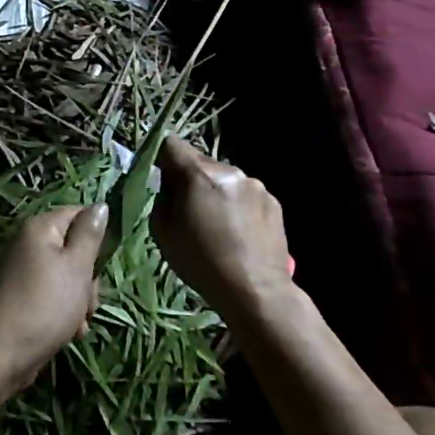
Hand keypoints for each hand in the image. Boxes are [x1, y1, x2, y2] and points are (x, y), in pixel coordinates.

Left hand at [0, 204, 105, 390]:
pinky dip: (66, 310)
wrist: (1, 353)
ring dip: (80, 298)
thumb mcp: (77, 267)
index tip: (105, 261)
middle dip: (89, 276)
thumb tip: (101, 205)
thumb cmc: (46, 304)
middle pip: (74, 248)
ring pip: (68, 275)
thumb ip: (90, 234)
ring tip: (80, 321)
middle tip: (89, 299)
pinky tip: (72, 331)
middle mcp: (29, 244)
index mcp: (40, 228)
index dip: (96, 235)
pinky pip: (54, 294)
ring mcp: (24, 271)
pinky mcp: (24, 296)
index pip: (78, 214)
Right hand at [153, 137, 292, 320]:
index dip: (162, 157)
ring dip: (216, 192)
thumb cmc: (201, 263)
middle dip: (191, 179)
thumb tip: (170, 185)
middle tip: (189, 209)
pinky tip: (239, 232)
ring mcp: (255, 184)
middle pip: (200, 163)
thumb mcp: (163, 232)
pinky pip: (245, 194)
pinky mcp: (273, 201)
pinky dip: (237, 206)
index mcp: (198, 174)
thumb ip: (163, 198)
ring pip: (225, 179)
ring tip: (218, 225)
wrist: (256, 291)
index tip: (161, 176)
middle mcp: (229, 170)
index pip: (172, 144)